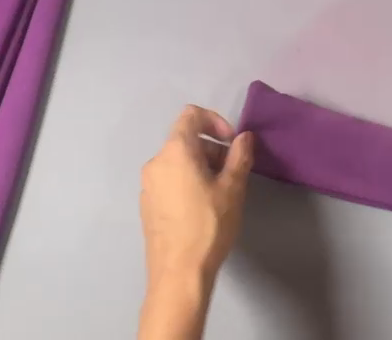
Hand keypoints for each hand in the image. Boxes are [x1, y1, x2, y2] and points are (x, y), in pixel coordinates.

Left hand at [140, 106, 255, 287]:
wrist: (178, 276)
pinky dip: (186, 181)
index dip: (215, 121)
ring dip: (201, 166)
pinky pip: (169, 180)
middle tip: (232, 172)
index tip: (231, 143)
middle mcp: (156, 162)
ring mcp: (148, 185)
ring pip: (178, 161)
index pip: (191, 115)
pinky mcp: (147, 205)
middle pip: (185, 139)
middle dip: (212, 149)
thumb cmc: (208, 226)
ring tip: (219, 193)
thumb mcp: (232, 188)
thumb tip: (244, 136)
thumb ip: (240, 155)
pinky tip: (201, 208)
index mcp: (175, 151)